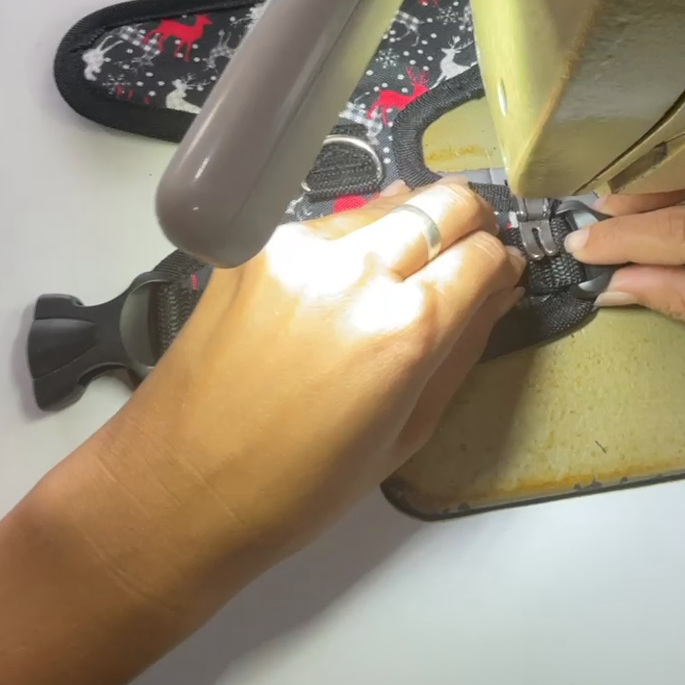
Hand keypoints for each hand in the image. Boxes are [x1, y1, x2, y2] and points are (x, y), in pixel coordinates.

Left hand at [50, 181, 524, 594]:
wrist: (182, 484)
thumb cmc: (305, 483)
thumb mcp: (410, 428)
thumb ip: (464, 344)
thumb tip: (499, 286)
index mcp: (405, 329)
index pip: (483, 254)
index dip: (501, 261)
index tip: (500, 272)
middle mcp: (356, 271)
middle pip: (444, 200)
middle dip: (470, 221)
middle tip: (465, 253)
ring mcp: (300, 247)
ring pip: (389, 201)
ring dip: (412, 226)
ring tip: (402, 267)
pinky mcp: (258, 244)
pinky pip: (333, 223)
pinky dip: (356, 240)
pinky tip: (345, 279)